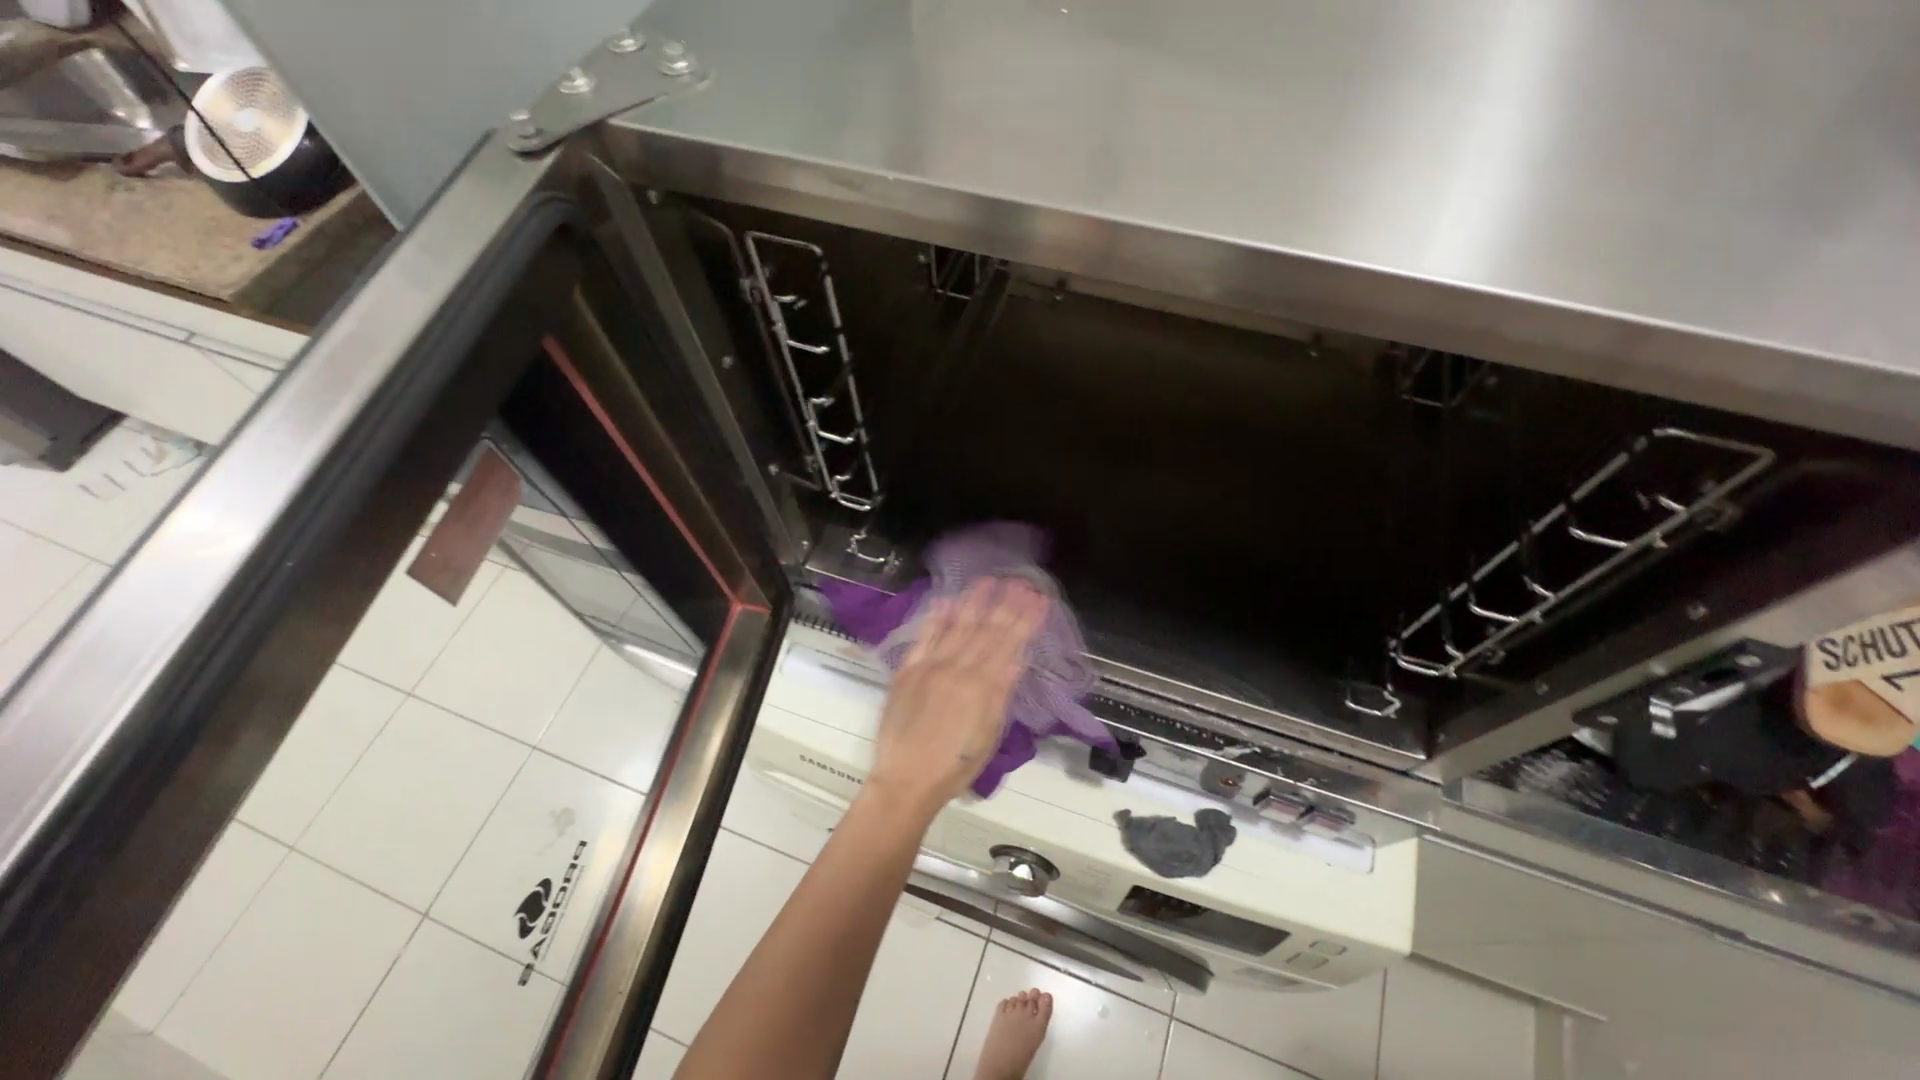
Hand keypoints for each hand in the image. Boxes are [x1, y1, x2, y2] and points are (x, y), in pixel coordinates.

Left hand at [865, 578, 1049, 818]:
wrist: (907, 779)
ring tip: (987, 580)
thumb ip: (1001, 695)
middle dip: (1005, 604)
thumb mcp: (988, 735)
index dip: (1025, 619)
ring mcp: (930, 667)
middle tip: (1019, 580)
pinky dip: (935, 619)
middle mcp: (959, 669)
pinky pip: (924, 638)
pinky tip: (945, 601)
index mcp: (984, 687)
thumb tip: (1017, 660)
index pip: (1010, 643)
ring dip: (973, 602)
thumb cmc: (955, 767)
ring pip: (956, 626)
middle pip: (986, 629)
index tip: (1038, 598)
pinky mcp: (907, 671)